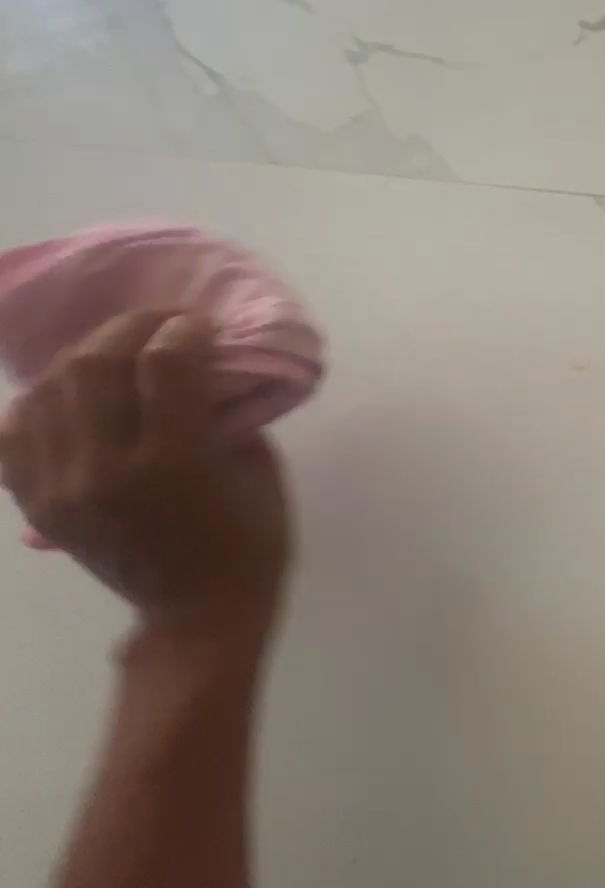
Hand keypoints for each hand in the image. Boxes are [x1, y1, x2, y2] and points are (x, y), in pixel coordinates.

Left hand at [0, 311, 291, 642]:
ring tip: (120, 350)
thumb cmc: (252, 535)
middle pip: (95, 368)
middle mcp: (106, 466)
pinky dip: (44, 400)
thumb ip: (225, 417)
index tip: (203, 324)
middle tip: (162, 323)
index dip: (184, 332)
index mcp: (177, 459)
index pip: (165, 366)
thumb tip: (206, 373)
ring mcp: (59, 484)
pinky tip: (75, 394)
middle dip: (130, 330)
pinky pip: (17, 430)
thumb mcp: (257, 468)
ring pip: (47, 391)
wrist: (199, 606)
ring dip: (87, 358)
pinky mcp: (35, 499)